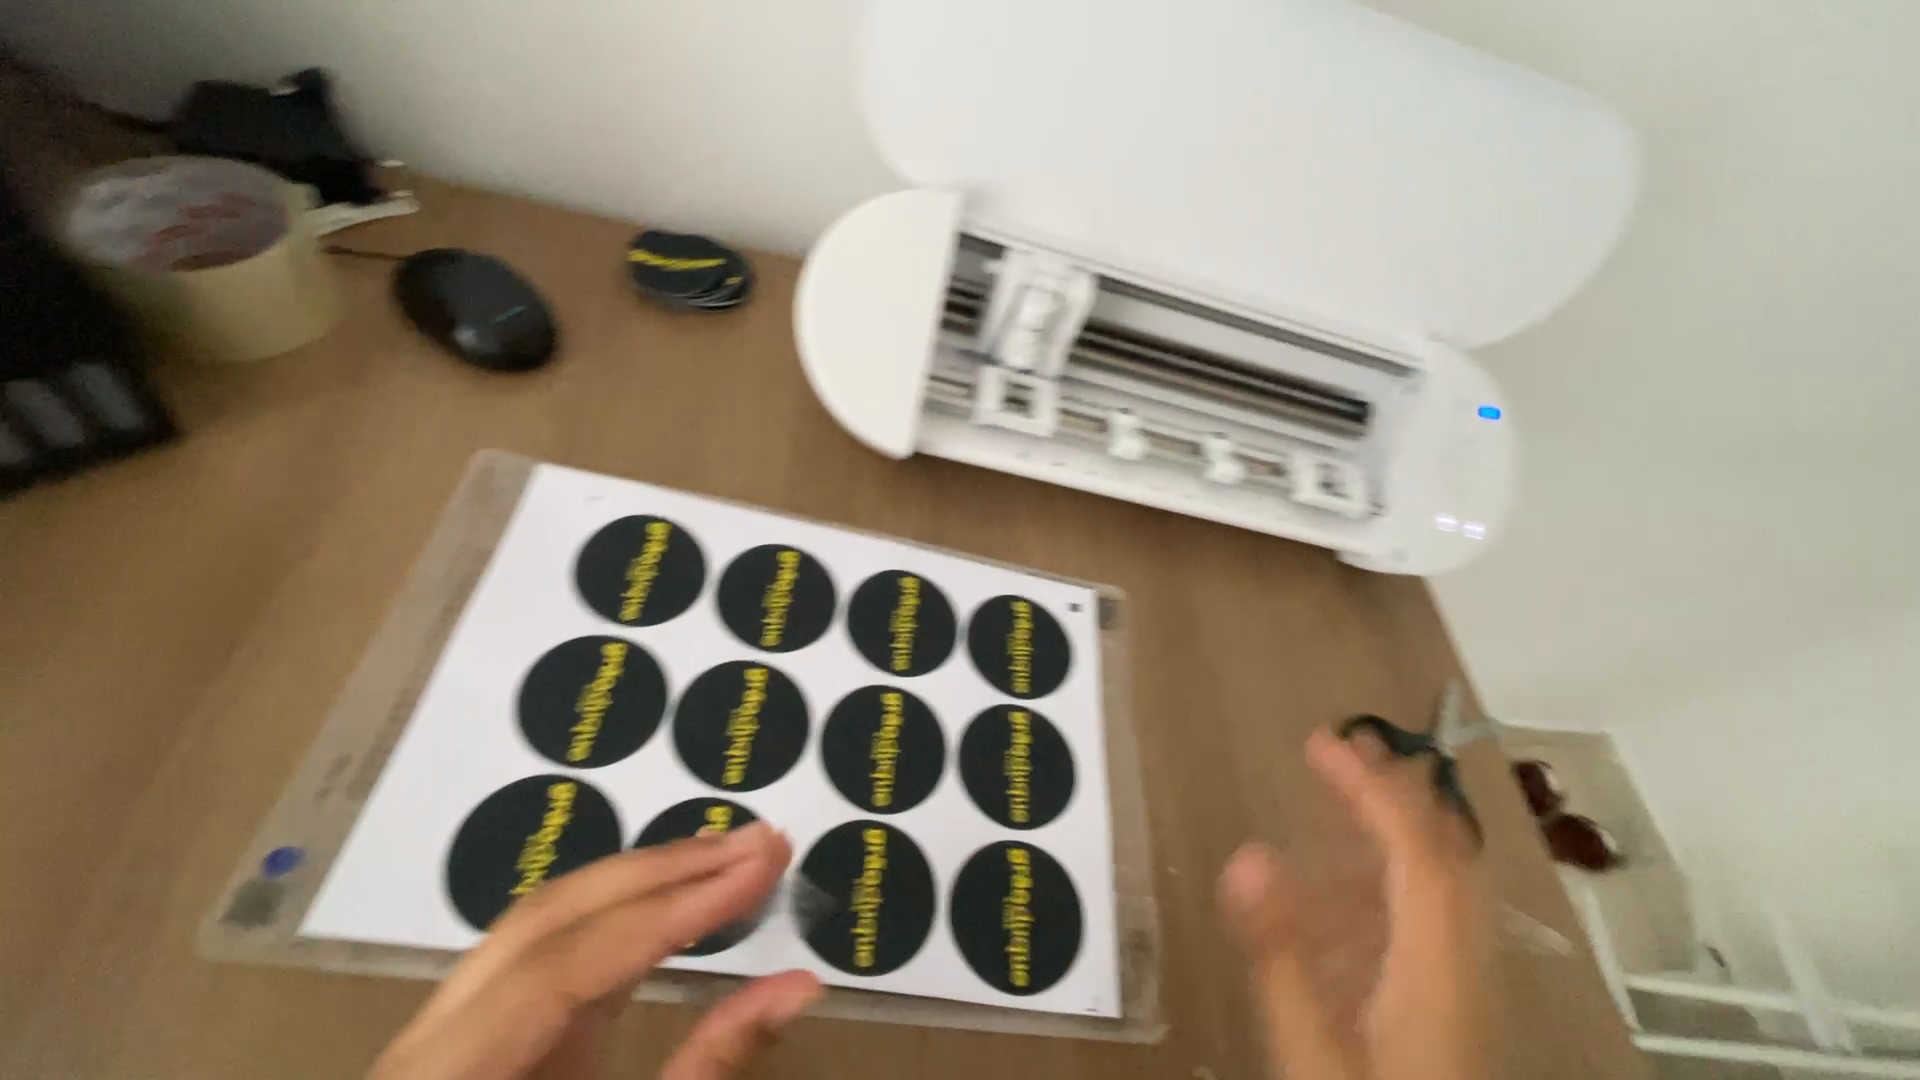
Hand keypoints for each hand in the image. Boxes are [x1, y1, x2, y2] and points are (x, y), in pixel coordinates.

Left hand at [370, 822, 822, 1079]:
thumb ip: (712, 1063)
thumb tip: (802, 985)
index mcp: (450, 1078)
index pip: (570, 963)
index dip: (676, 908)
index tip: (764, 866)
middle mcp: (435, 1036)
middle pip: (556, 914)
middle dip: (668, 869)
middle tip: (762, 842)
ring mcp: (455, 1020)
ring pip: (553, 913)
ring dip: (651, 876)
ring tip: (733, 852)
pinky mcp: (490, 1018)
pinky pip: (559, 940)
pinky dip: (628, 907)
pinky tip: (680, 889)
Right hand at [1220, 729, 1494, 1079]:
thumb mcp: (1312, 1054)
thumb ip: (1280, 955)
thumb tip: (1247, 856)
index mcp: (1436, 971)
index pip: (1417, 854)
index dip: (1372, 790)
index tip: (1321, 743)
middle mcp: (1458, 968)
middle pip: (1443, 858)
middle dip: (1391, 794)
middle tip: (1337, 749)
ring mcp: (1454, 990)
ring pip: (1433, 888)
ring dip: (1384, 833)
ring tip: (1331, 794)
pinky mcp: (1440, 1010)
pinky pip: (1414, 924)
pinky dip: (1374, 886)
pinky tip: (1328, 891)